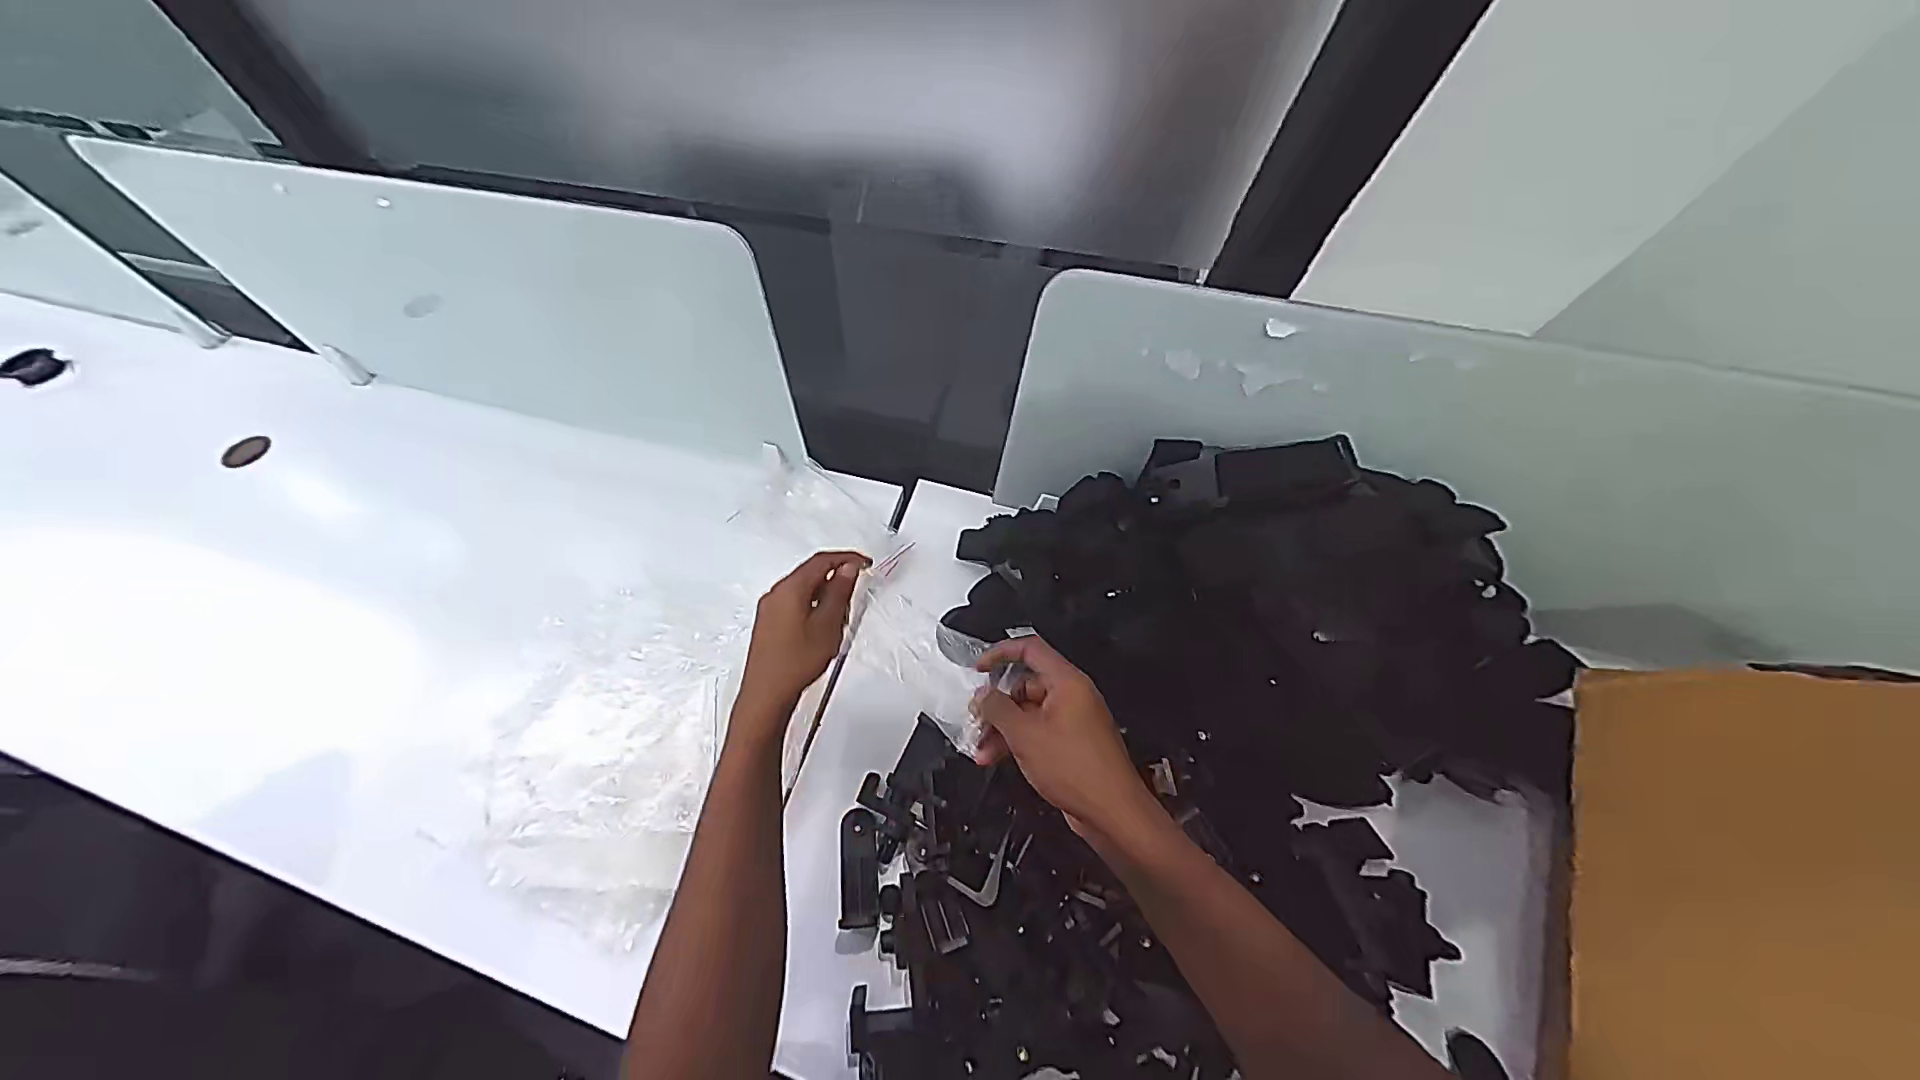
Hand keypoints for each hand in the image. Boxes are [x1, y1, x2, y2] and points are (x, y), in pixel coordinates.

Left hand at [738, 551, 870, 719]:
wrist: (768, 692)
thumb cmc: (793, 663)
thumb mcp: (829, 623)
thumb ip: (840, 591)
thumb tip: (847, 570)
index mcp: (790, 589)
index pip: (821, 561)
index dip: (846, 558)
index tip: (863, 562)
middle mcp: (775, 594)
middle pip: (810, 572)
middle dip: (836, 574)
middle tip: (856, 582)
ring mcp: (770, 609)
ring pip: (803, 588)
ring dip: (825, 591)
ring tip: (842, 610)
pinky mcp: (769, 623)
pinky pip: (794, 602)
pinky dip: (813, 604)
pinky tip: (824, 623)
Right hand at [969, 636, 1160, 839]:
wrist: (1112, 811)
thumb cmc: (1080, 771)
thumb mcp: (1025, 735)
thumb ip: (998, 709)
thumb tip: (984, 696)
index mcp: (1067, 682)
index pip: (1030, 650)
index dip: (1001, 653)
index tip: (980, 667)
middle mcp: (1073, 696)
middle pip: (1025, 685)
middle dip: (997, 704)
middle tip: (977, 719)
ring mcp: (1073, 720)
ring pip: (1028, 712)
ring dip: (1002, 728)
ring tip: (982, 749)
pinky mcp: (1072, 743)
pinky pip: (1038, 732)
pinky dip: (1017, 741)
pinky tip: (998, 757)